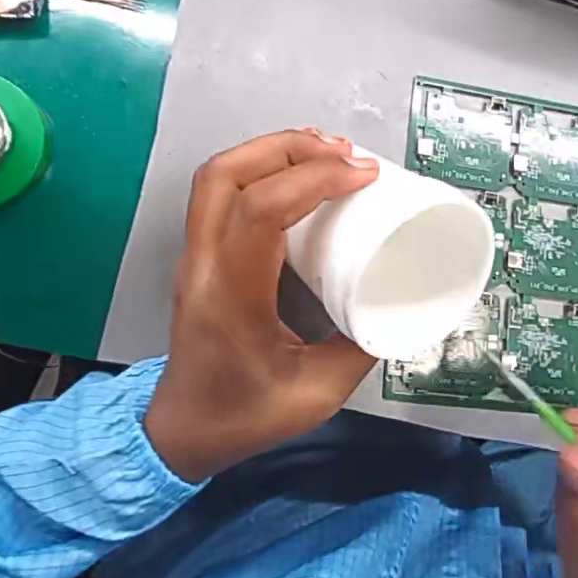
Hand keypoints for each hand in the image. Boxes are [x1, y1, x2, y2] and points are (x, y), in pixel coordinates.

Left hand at [145, 129, 380, 480]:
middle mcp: (202, 266)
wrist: (183, 430)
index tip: (363, 175)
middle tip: (343, 152)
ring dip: (270, 152)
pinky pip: (219, 193)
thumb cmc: (244, 416)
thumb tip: (394, 297)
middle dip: (287, 148)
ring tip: (324, 152)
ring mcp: (194, 257)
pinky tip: (295, 174)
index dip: (313, 179)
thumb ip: (361, 345)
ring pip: (216, 176)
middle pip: (226, 174)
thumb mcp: (318, 393)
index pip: (259, 211)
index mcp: (230, 299)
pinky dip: (258, 170)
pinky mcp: (199, 256)